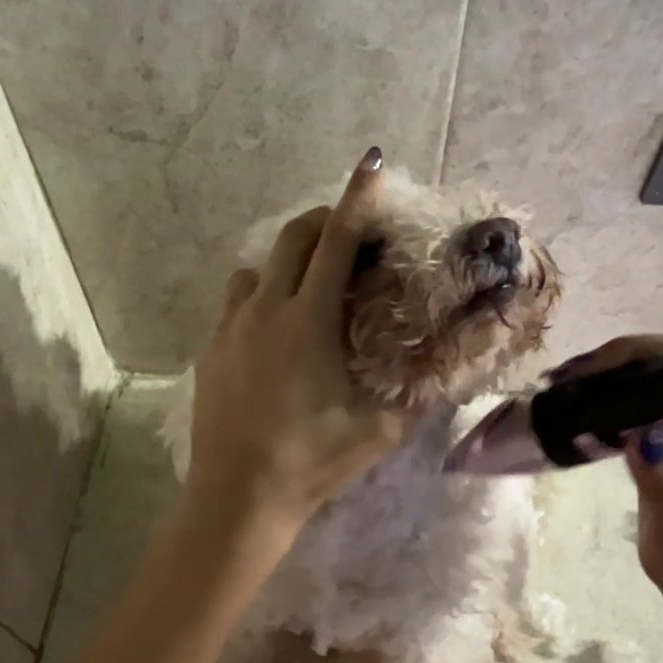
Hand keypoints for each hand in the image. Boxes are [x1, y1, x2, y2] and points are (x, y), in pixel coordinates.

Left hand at [183, 148, 410, 539]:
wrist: (237, 497)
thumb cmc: (312, 462)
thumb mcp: (379, 430)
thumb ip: (418, 395)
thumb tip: (453, 372)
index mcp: (309, 321)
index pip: (338, 243)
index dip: (357, 200)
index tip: (370, 165)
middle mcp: (265, 310)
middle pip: (291, 238)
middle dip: (322, 223)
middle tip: (349, 234)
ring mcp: (229, 328)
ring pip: (256, 269)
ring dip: (285, 263)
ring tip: (308, 289)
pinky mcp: (209, 350)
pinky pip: (235, 303)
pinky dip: (260, 298)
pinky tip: (274, 333)